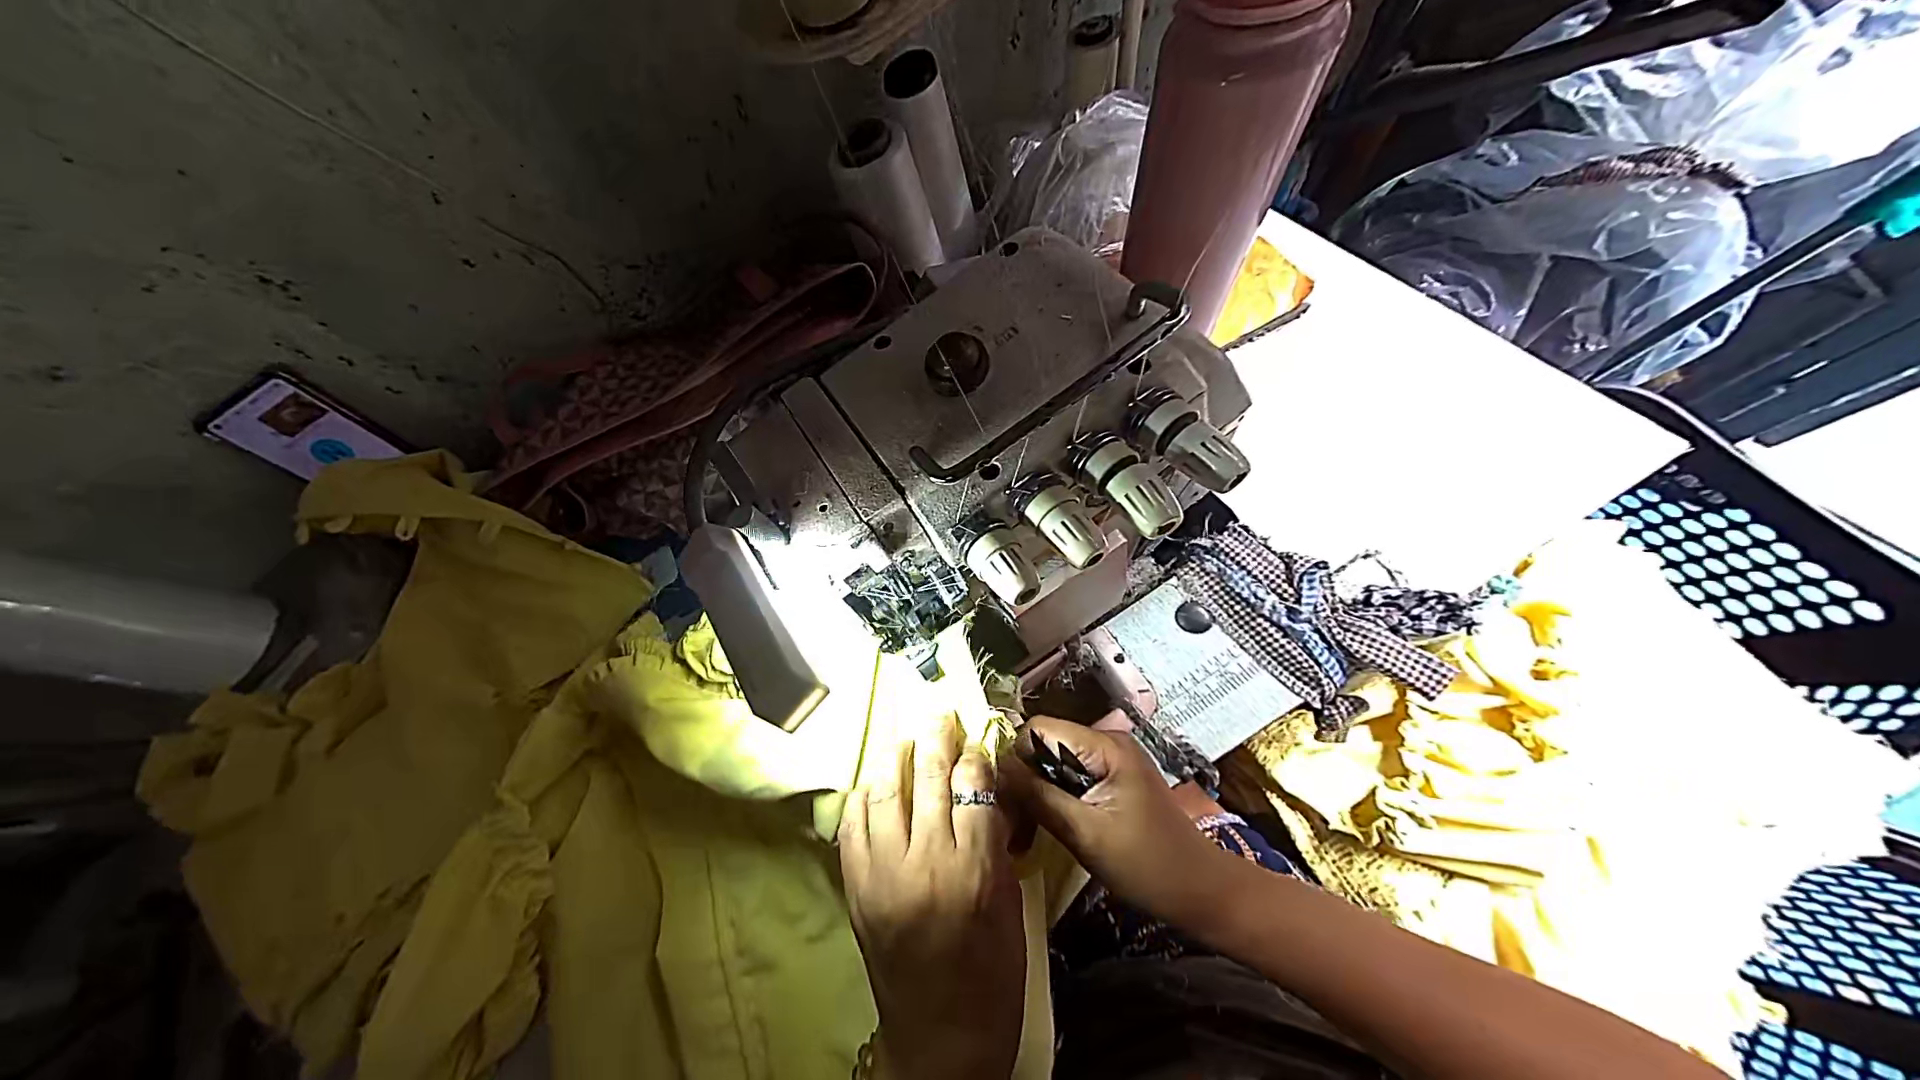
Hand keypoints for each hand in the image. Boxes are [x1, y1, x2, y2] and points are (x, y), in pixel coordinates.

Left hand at [839, 714, 1025, 1079]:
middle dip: (938, 740)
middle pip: (930, 780)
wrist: (940, 1040)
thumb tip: (981, 791)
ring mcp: (882, 874)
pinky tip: (875, 783)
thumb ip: (993, 843)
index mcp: (973, 872)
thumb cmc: (991, 977)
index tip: (977, 744)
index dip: (976, 758)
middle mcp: (924, 863)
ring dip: (896, 758)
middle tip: (942, 717)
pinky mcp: (855, 888)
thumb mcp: (1008, 906)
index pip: (973, 788)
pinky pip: (852, 825)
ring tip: (907, 741)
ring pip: (885, 793)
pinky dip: (864, 797)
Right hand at [1002, 714, 1233, 927]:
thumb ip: (1038, 796)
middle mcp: (1106, 742)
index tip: (1003, 797)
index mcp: (1104, 745)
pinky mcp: (1111, 781)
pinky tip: (1044, 830)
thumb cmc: (1146, 863)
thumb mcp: (1084, 832)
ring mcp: (1110, 762)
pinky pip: (1069, 779)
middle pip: (1044, 745)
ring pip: (1053, 764)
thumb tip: (994, 768)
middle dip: (1023, 780)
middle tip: (1010, 824)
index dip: (1015, 757)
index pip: (1038, 729)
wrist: (1201, 892)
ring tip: (1023, 833)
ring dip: (1036, 794)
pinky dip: (1054, 801)